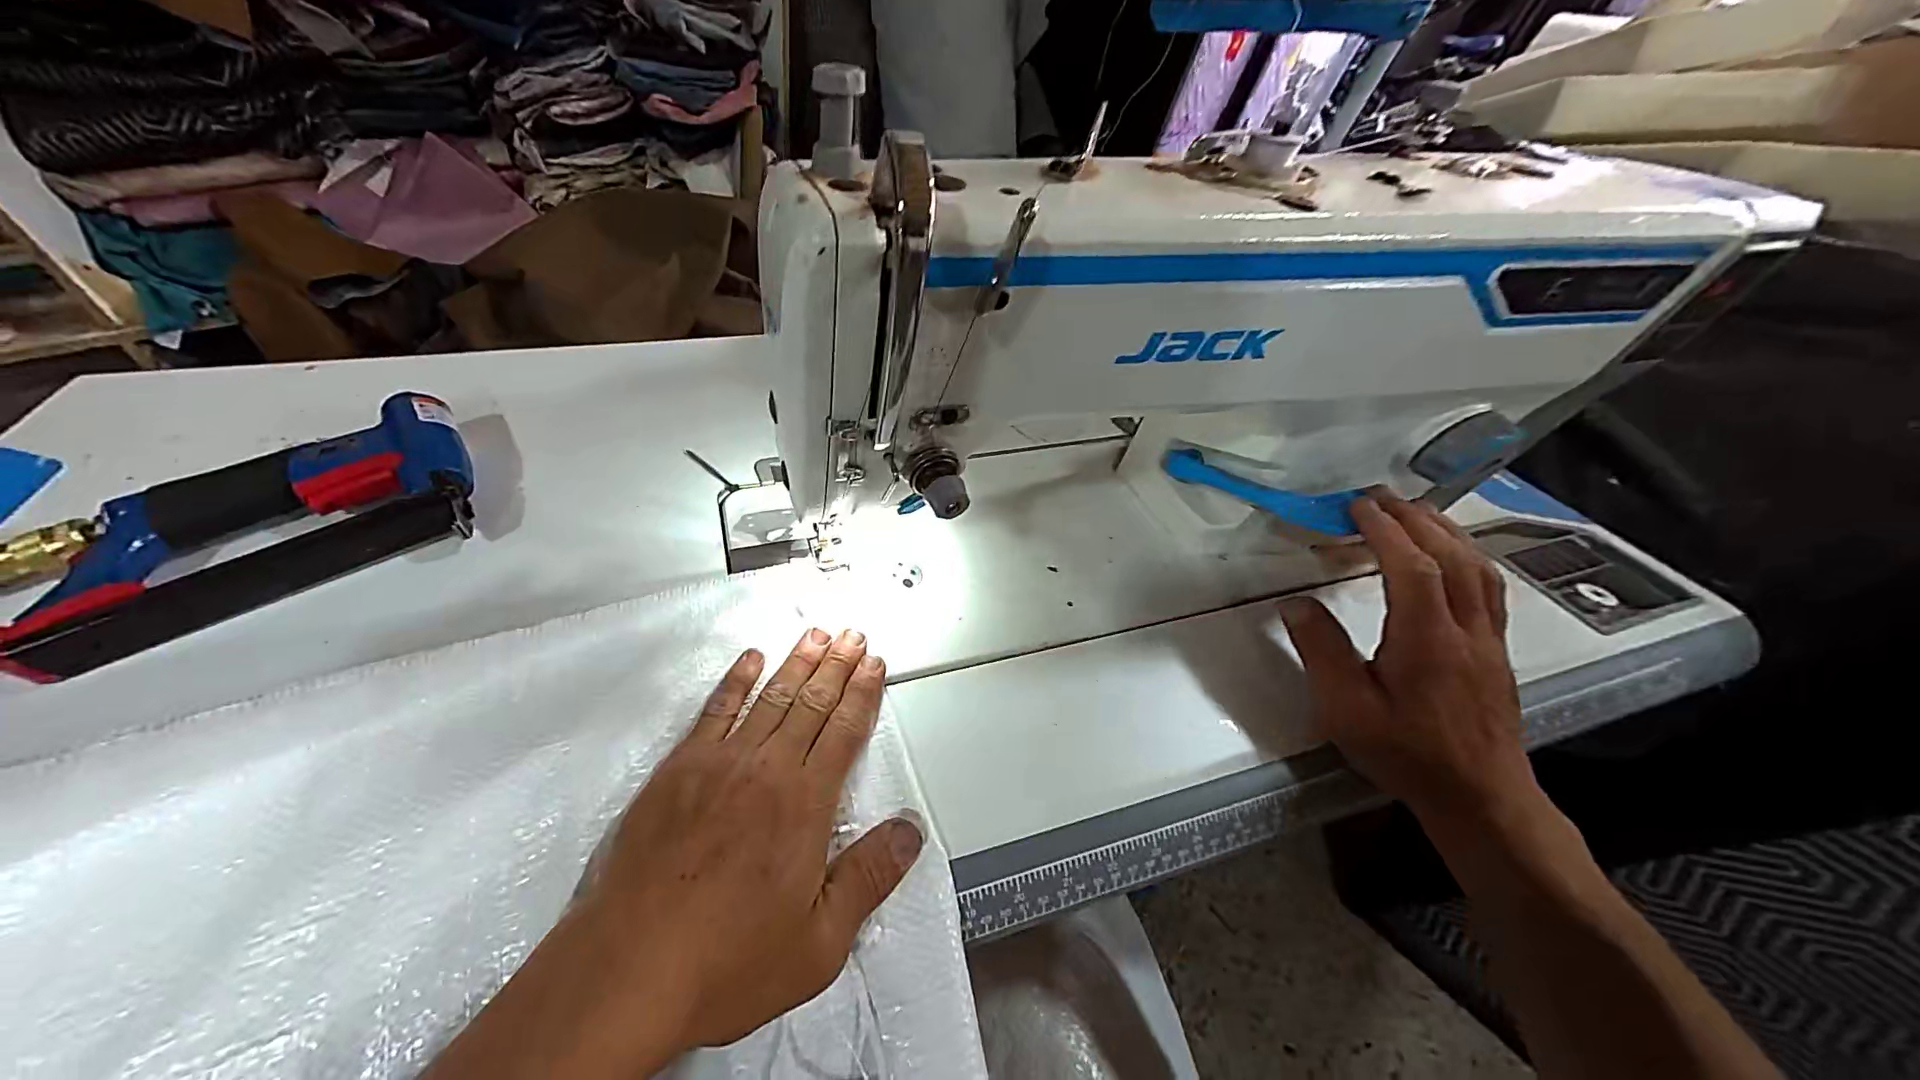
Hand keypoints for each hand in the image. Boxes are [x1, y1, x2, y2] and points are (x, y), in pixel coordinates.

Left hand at [426, 629, 923, 1079]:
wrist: (629, 970)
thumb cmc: (725, 961)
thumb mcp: (819, 941)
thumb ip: (868, 878)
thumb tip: (908, 833)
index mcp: (804, 806)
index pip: (844, 731)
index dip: (863, 694)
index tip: (874, 665)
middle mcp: (765, 773)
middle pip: (811, 704)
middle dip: (837, 666)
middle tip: (854, 636)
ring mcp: (718, 766)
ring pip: (769, 698)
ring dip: (796, 663)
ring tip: (817, 635)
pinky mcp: (677, 772)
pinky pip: (714, 712)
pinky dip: (735, 682)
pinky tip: (749, 661)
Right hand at [1278, 494, 1537, 824]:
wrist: (1480, 796)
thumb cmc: (1407, 753)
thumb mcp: (1347, 710)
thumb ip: (1321, 652)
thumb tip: (1295, 604)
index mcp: (1427, 639)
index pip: (1413, 567)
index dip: (1386, 531)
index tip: (1357, 507)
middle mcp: (1466, 629)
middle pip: (1451, 556)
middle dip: (1415, 518)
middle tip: (1381, 497)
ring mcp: (1488, 639)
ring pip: (1478, 568)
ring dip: (1446, 531)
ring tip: (1415, 512)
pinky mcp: (1497, 651)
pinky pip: (1489, 586)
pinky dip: (1467, 555)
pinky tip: (1452, 555)